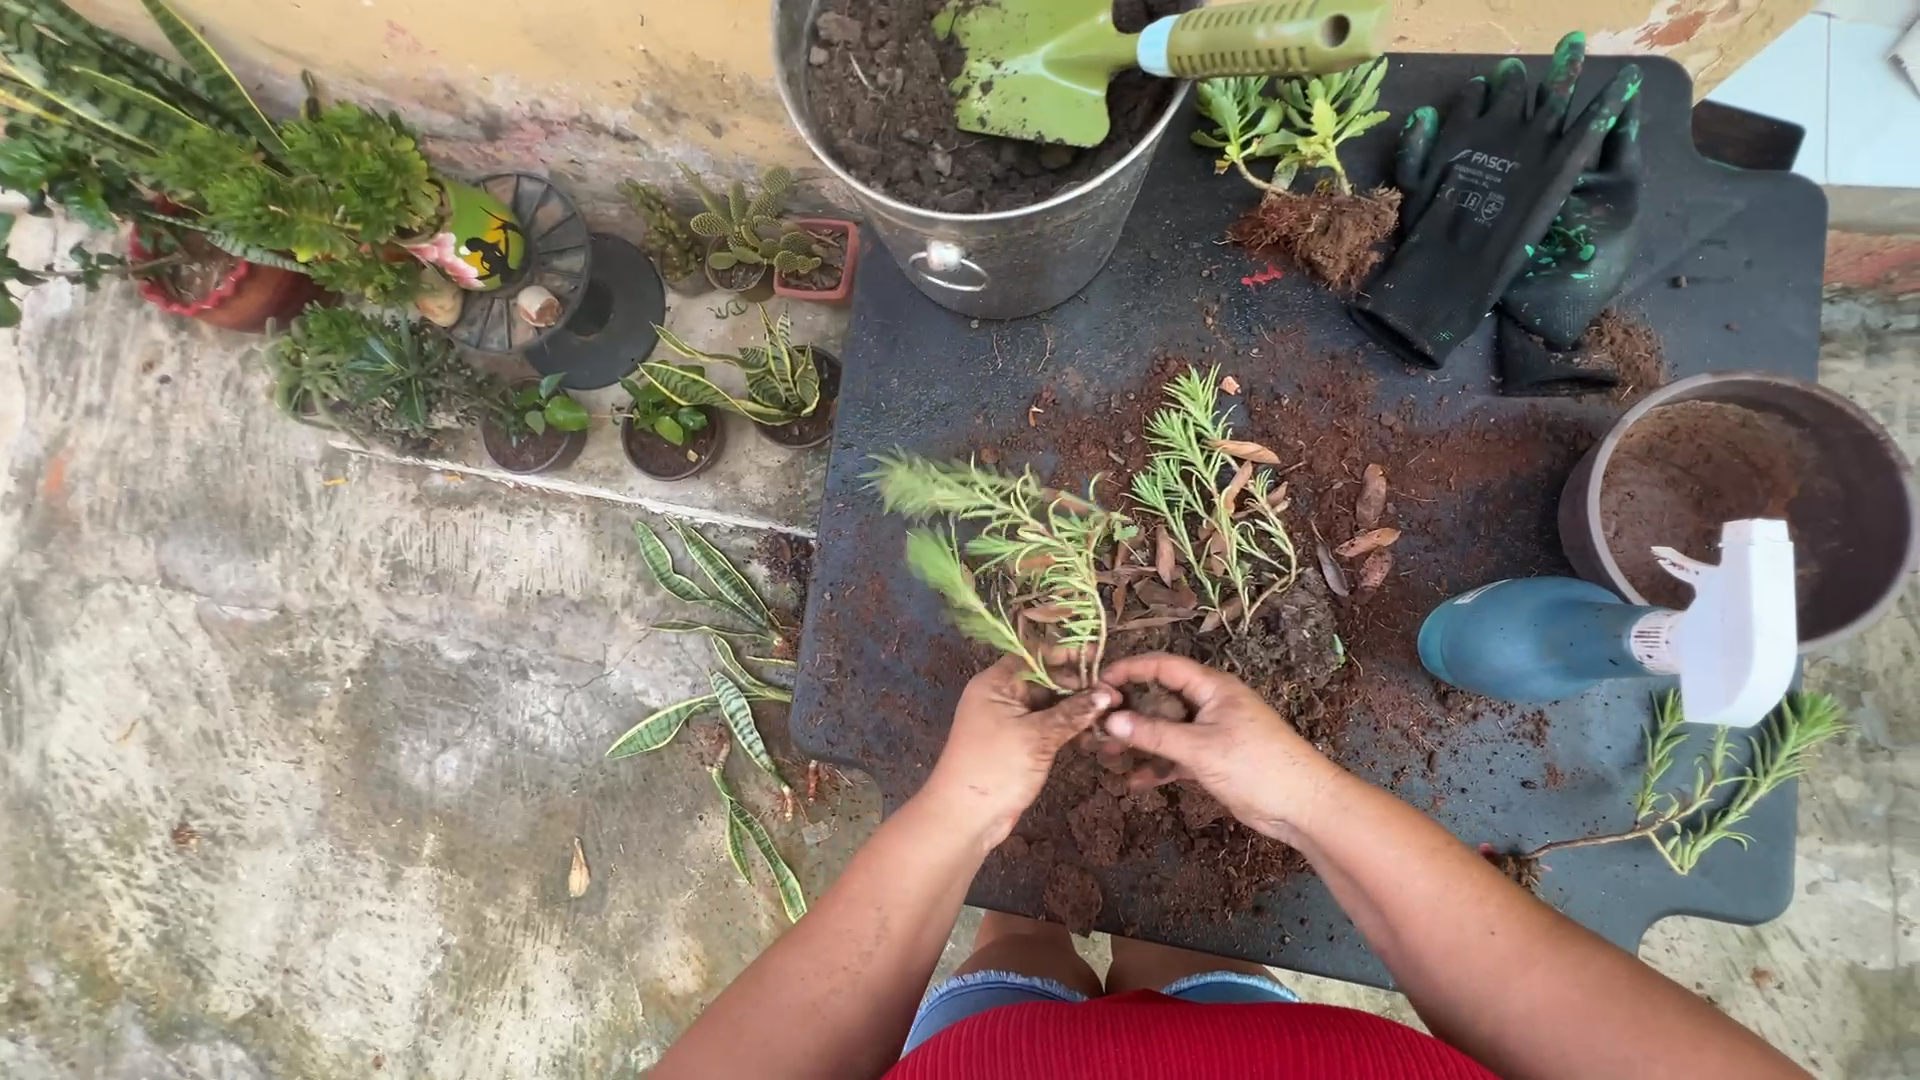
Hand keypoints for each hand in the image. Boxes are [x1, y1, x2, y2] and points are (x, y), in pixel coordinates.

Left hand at [921, 655, 1114, 851]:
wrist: (965, 817)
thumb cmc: (996, 767)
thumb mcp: (1037, 737)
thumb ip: (1072, 713)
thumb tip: (1106, 693)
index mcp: (996, 682)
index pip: (1035, 656)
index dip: (1067, 654)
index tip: (1099, 658)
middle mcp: (1002, 694)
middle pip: (1045, 679)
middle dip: (1078, 685)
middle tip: (1115, 695)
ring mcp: (1010, 719)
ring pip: (1049, 704)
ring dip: (1077, 709)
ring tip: (1111, 714)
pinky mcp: (1018, 741)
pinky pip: (1047, 725)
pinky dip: (1067, 727)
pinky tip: (1093, 734)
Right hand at [1099, 653, 1340, 841]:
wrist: (1305, 807)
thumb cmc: (1256, 765)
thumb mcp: (1199, 748)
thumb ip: (1153, 734)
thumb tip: (1110, 721)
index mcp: (1211, 687)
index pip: (1163, 666)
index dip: (1130, 669)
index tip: (1099, 682)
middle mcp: (1209, 703)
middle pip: (1160, 699)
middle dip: (1128, 712)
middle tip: (1095, 725)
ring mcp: (1211, 732)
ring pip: (1165, 729)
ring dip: (1139, 742)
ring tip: (1105, 755)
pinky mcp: (1213, 759)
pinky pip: (1176, 755)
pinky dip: (1158, 766)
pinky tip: (1134, 781)